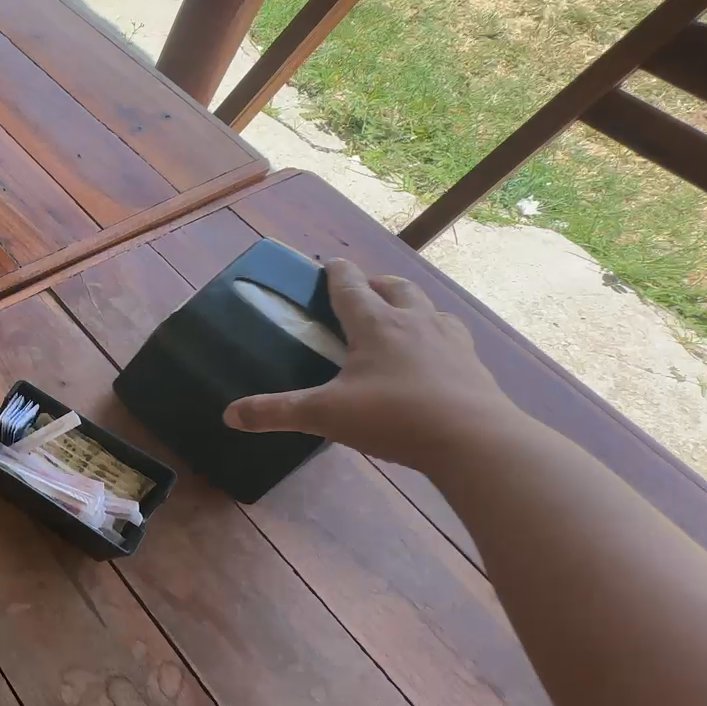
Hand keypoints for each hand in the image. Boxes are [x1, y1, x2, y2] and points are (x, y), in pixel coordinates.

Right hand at [222, 258, 518, 468]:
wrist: (477, 442)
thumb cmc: (393, 416)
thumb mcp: (323, 415)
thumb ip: (275, 412)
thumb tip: (230, 415)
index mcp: (376, 325)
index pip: (351, 287)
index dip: (337, 272)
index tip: (329, 263)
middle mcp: (414, 324)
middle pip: (396, 288)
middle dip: (376, 284)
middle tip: (362, 291)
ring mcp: (451, 343)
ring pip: (430, 309)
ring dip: (411, 306)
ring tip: (399, 319)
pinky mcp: (475, 367)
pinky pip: (453, 339)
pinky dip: (436, 337)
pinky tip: (432, 357)